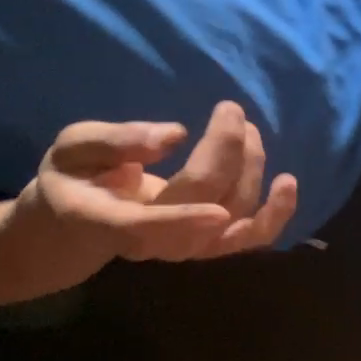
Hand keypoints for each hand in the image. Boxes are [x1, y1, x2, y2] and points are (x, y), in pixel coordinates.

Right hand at [23, 101, 298, 262]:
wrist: (82, 224)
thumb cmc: (76, 178)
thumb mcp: (73, 149)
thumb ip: (114, 142)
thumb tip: (174, 136)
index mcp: (102, 221)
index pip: (145, 226)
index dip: (182, 219)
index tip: (215, 209)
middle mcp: (153, 243)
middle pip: (208, 202)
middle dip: (227, 155)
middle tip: (232, 112)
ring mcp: (190, 248)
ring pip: (238, 214)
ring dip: (253, 168)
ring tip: (250, 130)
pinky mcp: (216, 245)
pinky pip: (255, 235)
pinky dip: (278, 211)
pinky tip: (287, 182)